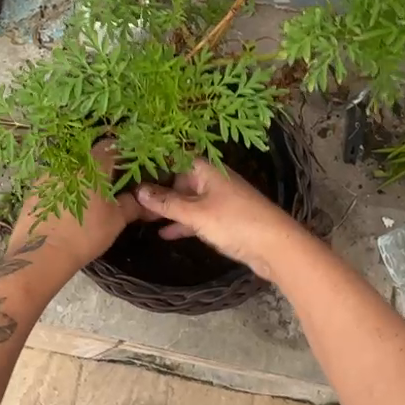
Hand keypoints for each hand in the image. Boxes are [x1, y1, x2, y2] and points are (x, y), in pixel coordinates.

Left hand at [9, 143, 148, 274]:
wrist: (42, 255)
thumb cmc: (85, 234)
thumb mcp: (116, 221)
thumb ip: (133, 205)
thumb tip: (146, 201)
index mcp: (92, 165)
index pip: (111, 146)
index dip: (122, 154)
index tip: (129, 167)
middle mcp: (69, 163)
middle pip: (90, 157)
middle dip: (102, 169)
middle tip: (111, 187)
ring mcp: (47, 175)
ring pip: (71, 170)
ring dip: (81, 179)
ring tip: (88, 200)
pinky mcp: (33, 189)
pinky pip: (54, 183)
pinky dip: (64, 190)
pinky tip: (67, 208)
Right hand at [133, 157, 312, 282]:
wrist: (276, 247)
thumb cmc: (236, 222)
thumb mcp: (196, 213)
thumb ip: (167, 203)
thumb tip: (139, 191)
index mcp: (207, 169)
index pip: (174, 157)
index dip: (153, 162)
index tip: (129, 168)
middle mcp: (211, 180)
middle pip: (178, 179)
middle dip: (156, 189)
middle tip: (129, 197)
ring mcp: (218, 200)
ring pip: (186, 200)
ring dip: (167, 208)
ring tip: (140, 216)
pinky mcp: (223, 219)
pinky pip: (195, 217)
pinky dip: (181, 223)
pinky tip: (163, 233)